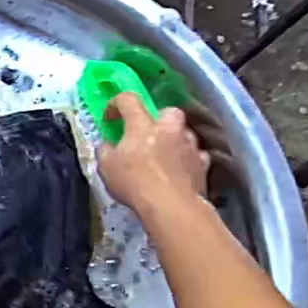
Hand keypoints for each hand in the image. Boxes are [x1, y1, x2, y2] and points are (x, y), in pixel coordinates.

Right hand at [98, 92, 228, 214]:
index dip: (116, 104)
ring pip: (184, 132)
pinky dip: (188, 159)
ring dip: (174, 138)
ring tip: (163, 154)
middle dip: (157, 117)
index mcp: (142, 125)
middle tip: (146, 133)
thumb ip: (105, 150)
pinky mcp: (203, 165)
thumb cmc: (134, 182)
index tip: (109, 118)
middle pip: (167, 111)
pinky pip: (196, 154)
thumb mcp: (106, 167)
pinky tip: (180, 169)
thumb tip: (107, 145)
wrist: (171, 206)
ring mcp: (189, 146)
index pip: (128, 100)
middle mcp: (169, 129)